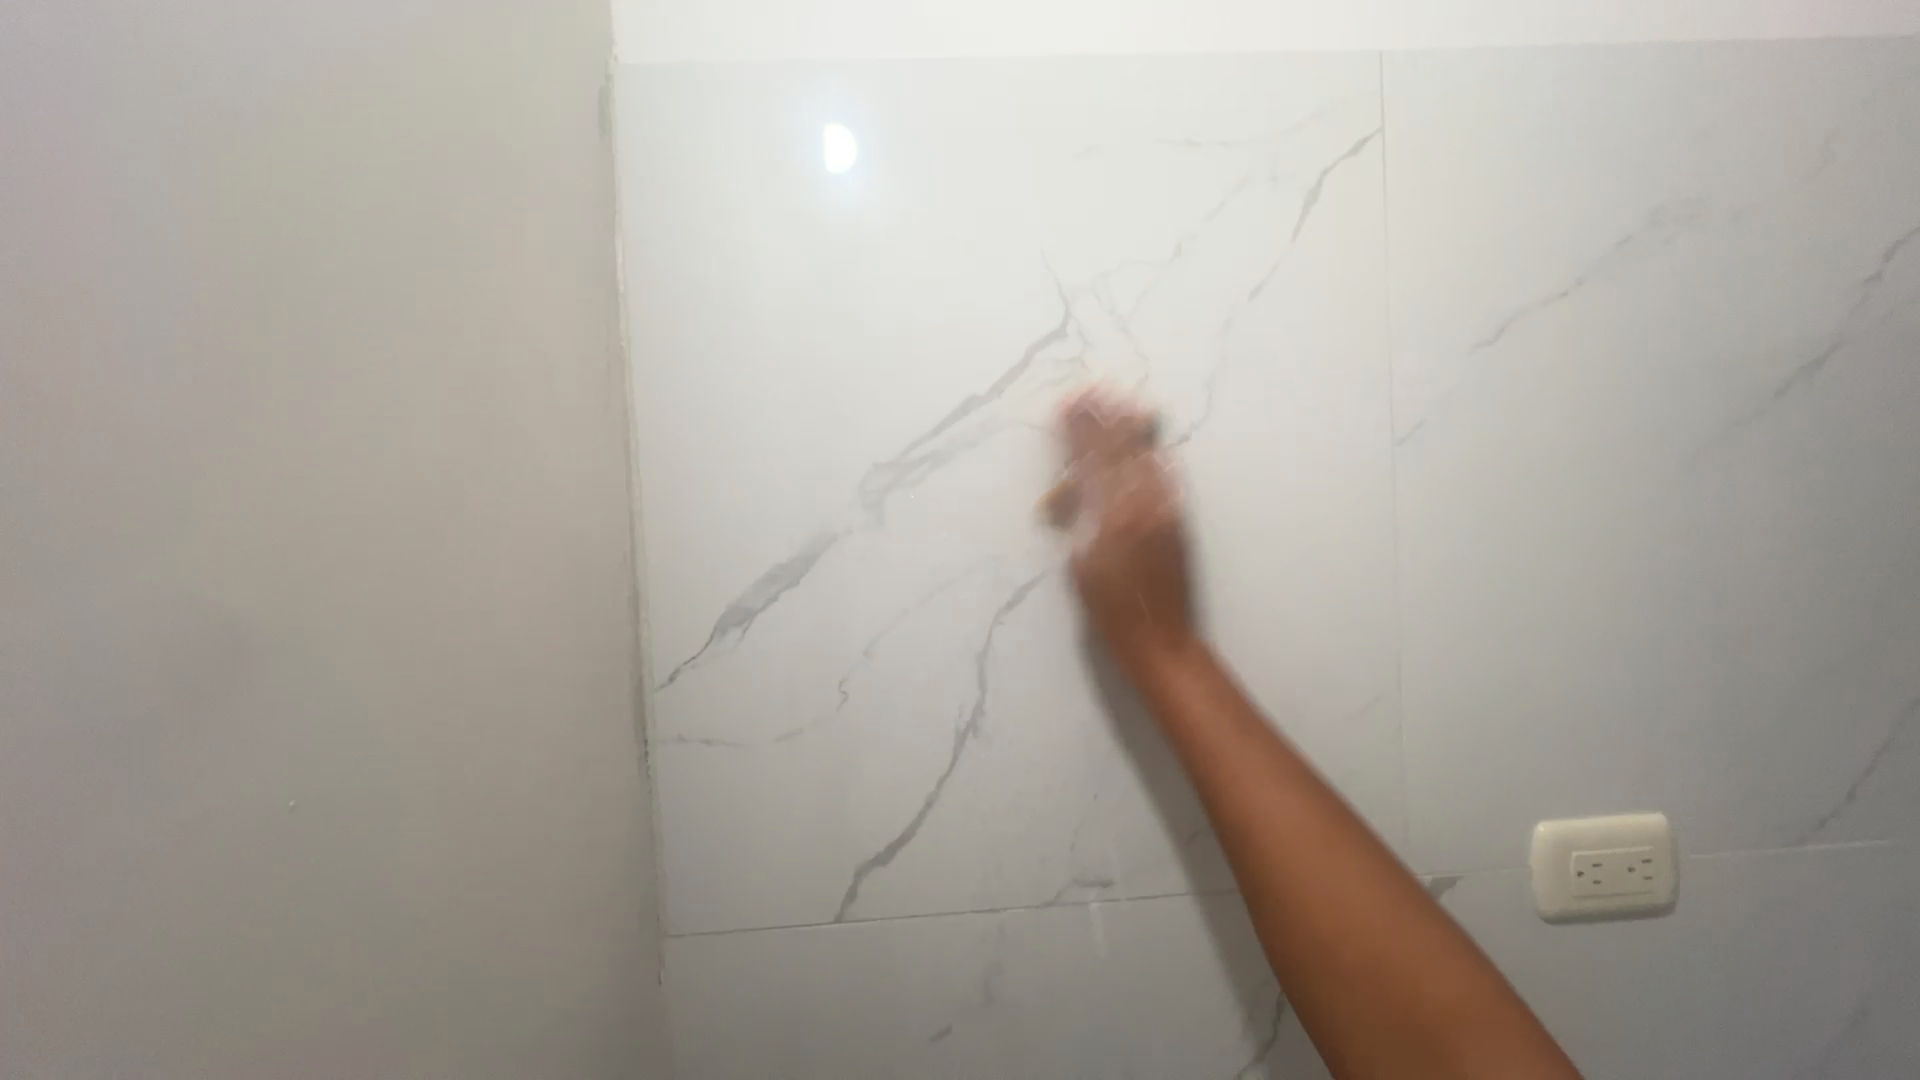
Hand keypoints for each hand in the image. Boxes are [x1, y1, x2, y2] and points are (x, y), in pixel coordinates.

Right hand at [1050, 387, 1199, 674]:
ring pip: (1146, 457)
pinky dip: (1153, 453)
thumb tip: (1072, 490)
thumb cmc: (1110, 610)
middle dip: (1104, 419)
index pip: (1092, 462)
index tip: (1069, 404)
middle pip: (1120, 451)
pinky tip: (1149, 440)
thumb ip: (1080, 520)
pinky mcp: (1180, 520)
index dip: (1080, 431)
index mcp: (1112, 517)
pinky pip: (1166, 476)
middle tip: (1093, 390)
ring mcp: (1166, 510)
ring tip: (1121, 400)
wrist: (1161, 639)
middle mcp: (1143, 506)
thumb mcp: (1081, 563)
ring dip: (1131, 427)